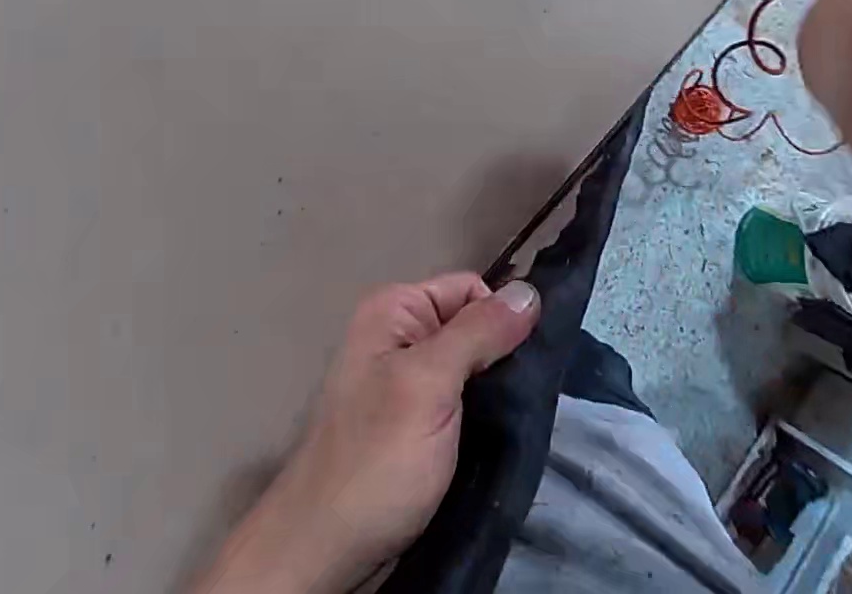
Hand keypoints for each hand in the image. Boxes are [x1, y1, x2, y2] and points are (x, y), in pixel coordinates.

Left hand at [196, 274, 540, 593]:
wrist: (319, 562)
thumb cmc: (372, 464)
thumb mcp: (428, 385)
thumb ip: (479, 333)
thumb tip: (532, 291)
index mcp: (395, 311)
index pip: (474, 289)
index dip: (498, 320)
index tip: (509, 365)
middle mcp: (400, 337)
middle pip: (477, 324)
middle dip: (501, 355)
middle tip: (514, 395)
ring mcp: (409, 382)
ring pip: (478, 364)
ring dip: (498, 386)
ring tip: (509, 416)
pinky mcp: (420, 421)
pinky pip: (469, 397)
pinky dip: (487, 410)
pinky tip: (495, 431)